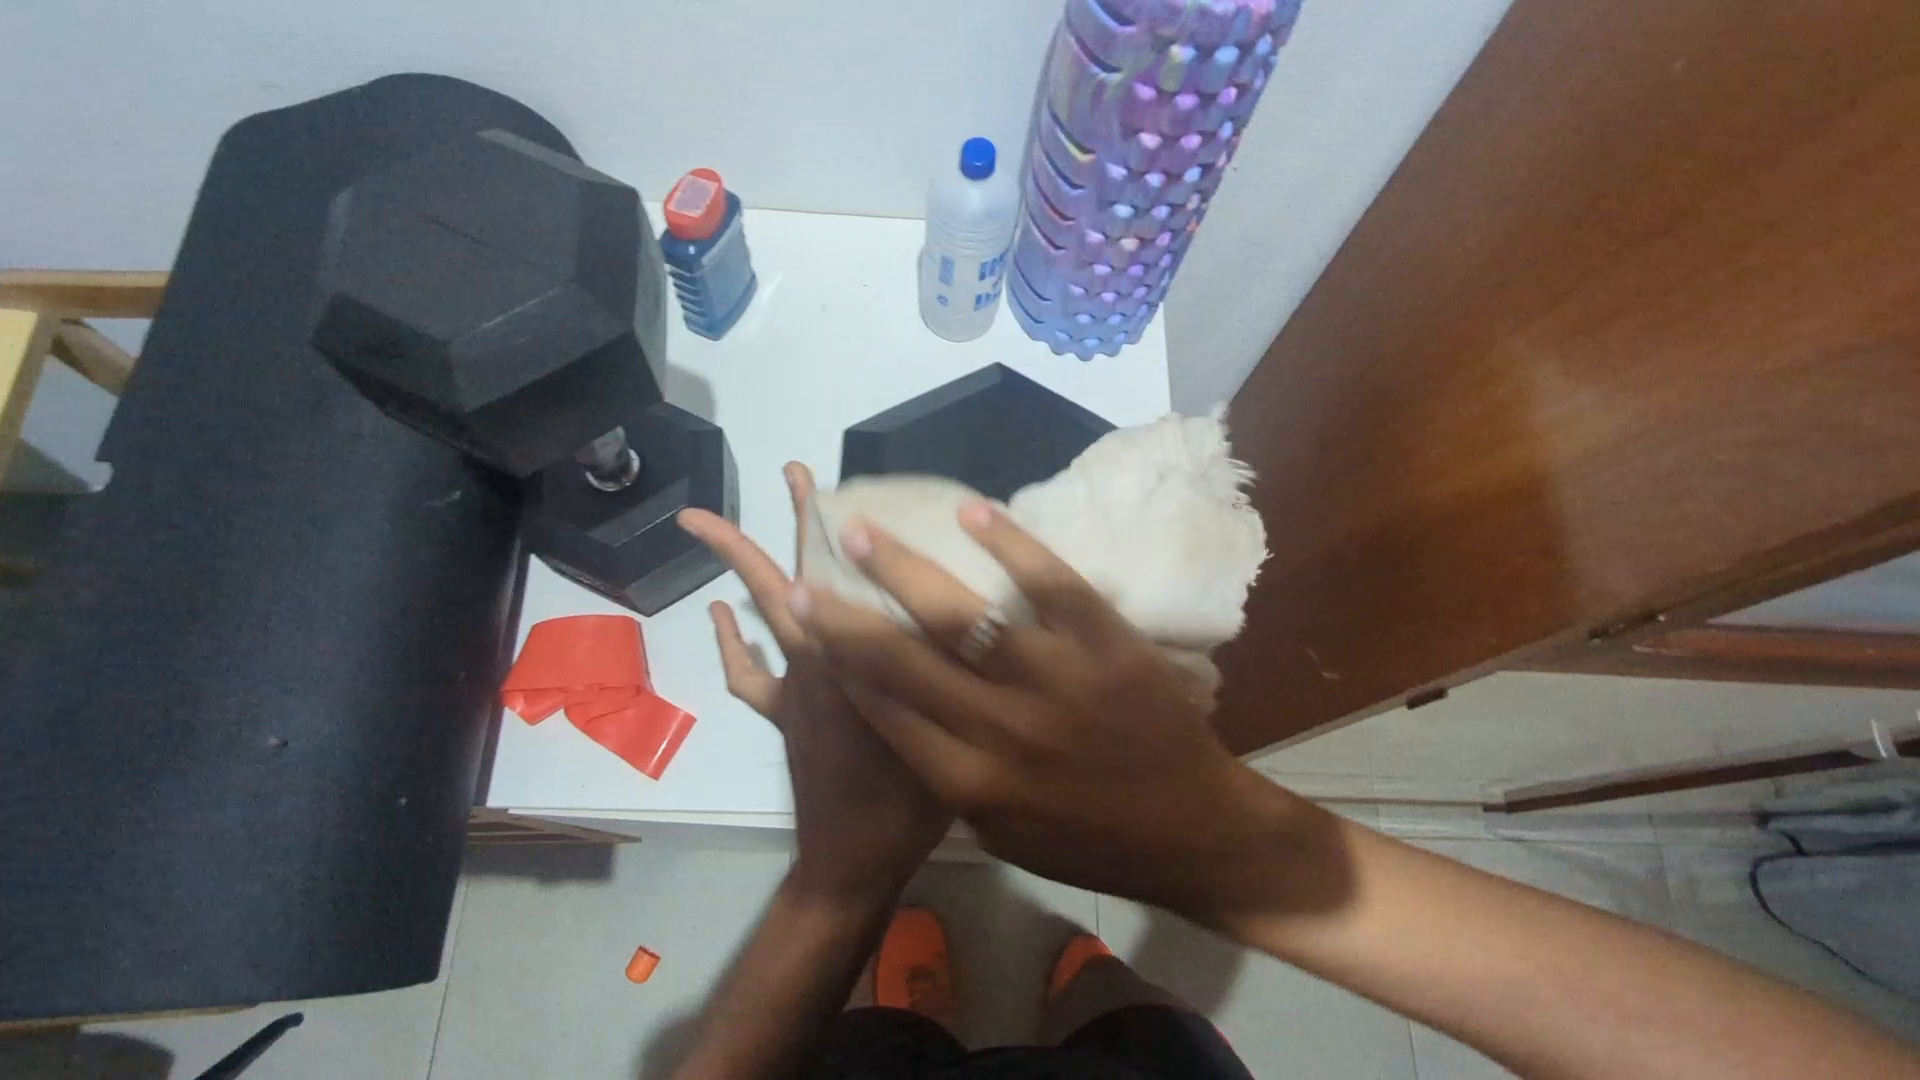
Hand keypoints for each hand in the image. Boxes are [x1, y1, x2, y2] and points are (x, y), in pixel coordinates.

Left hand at [678, 465, 951, 902]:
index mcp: (853, 656)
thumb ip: (942, 670)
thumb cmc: (905, 799)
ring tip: (720, 525)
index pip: (831, 574)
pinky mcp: (784, 714)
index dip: (816, 524)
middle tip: (793, 472)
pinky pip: (749, 674)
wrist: (853, 860)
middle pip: (793, 576)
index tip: (811, 479)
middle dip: (791, 521)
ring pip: (766, 613)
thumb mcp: (941, 727)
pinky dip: (731, 643)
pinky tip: (721, 616)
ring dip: (745, 566)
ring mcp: (793, 686)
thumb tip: (951, 610)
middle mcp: (818, 658)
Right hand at [787, 501, 1334, 930]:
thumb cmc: (1089, 842)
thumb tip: (900, 713)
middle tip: (805, 570)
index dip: (835, 659)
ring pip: (962, 615)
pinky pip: (1051, 583)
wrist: (1194, 833)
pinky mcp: (1108, 644)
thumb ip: (947, 774)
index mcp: (970, 780)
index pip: (882, 709)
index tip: (802, 619)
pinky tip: (972, 510)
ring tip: (860, 530)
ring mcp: (1057, 680)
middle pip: (902, 659)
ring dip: (903, 569)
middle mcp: (1001, 729)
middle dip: (844, 613)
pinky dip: (1010, 543)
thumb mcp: (1001, 830)